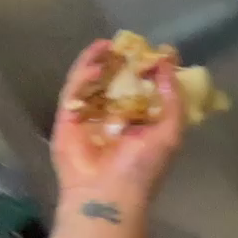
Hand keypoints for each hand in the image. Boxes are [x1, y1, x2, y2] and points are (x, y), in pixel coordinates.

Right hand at [51, 39, 183, 219]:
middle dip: (119, 62)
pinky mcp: (66, 116)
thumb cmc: (142, 169)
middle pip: (113, 82)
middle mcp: (112, 116)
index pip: (142, 90)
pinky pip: (73, 91)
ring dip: (97, 62)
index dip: (148, 71)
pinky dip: (82, 75)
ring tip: (107, 45)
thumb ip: (171, 101)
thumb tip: (167, 66)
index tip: (156, 52)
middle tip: (125, 44)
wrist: (107, 193)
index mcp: (139, 123)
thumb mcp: (169, 135)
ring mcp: (87, 116)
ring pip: (90, 82)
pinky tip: (96, 64)